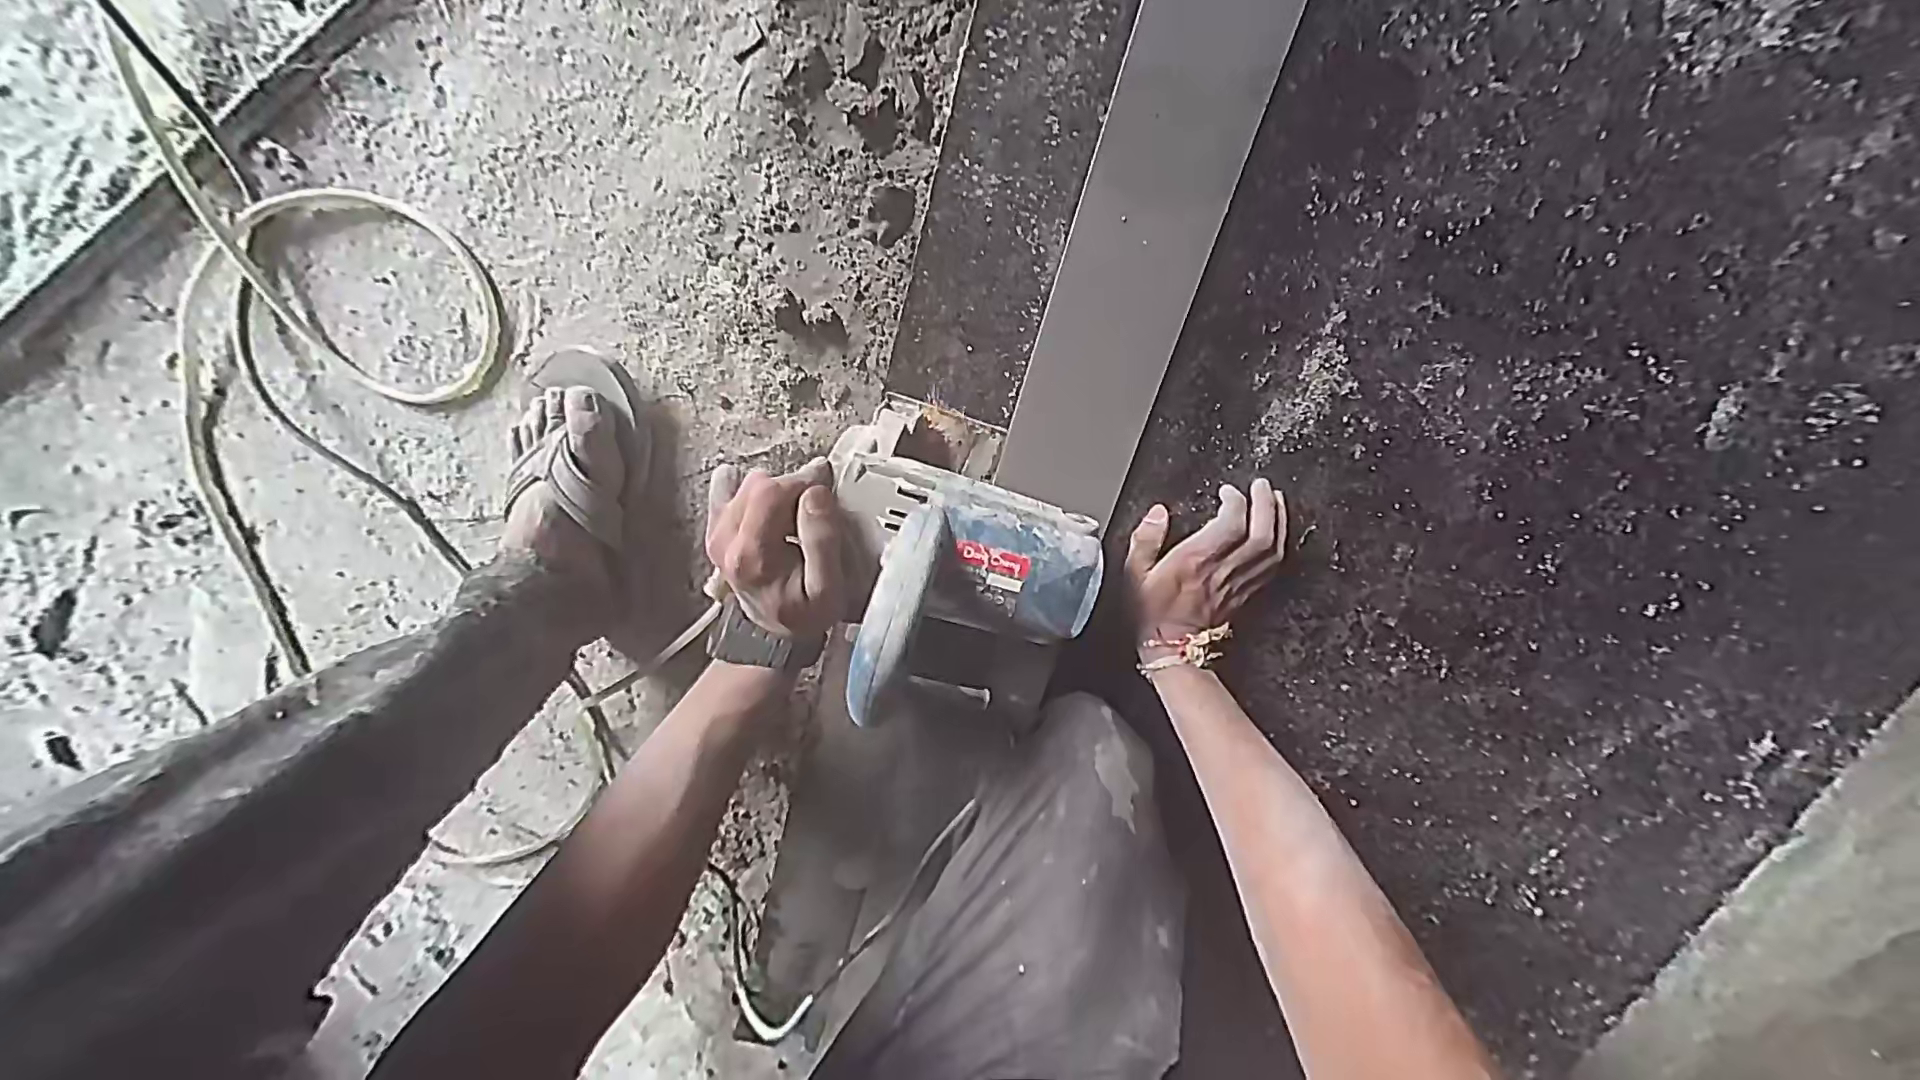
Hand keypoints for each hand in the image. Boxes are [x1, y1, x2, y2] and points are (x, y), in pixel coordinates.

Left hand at [705, 459, 846, 638]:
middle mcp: (725, 541)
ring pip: (747, 484)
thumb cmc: (807, 613)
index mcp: (752, 556)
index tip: (827, 485)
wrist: (778, 632)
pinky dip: (753, 490)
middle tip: (815, 509)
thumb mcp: (828, 588)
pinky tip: (770, 505)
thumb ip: (823, 541)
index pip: (772, 492)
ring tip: (796, 518)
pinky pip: (728, 489)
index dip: (804, 480)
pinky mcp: (718, 530)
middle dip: (792, 487)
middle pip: (758, 484)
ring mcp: (717, 535)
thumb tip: (815, 494)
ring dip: (778, 492)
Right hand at [1123, 478, 1288, 662]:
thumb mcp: (1133, 575)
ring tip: (1275, 501)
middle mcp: (1221, 571)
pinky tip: (1275, 533)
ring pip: (1272, 549)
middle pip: (1260, 533)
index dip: (1235, 501)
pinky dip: (1278, 544)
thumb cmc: (1150, 615)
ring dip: (1278, 521)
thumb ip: (1144, 540)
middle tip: (1262, 486)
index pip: (1230, 524)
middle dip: (1266, 504)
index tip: (1227, 491)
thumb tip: (1157, 514)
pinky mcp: (1245, 594)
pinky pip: (1271, 566)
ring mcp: (1237, 584)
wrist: (1171, 652)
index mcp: (1194, 562)